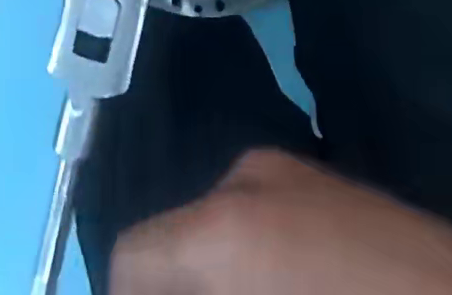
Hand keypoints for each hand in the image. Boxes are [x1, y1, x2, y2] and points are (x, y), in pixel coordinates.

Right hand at [112, 151, 451, 294]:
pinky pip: (254, 220)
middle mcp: (247, 177)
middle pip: (172, 243)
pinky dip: (248, 262)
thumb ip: (197, 289)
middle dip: (176, 287)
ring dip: (212, 276)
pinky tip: (286, 285)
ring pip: (213, 229)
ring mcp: (290, 170)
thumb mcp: (249, 291)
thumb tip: (168, 285)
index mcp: (224, 225)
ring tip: (248, 294)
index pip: (131, 257)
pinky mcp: (321, 180)